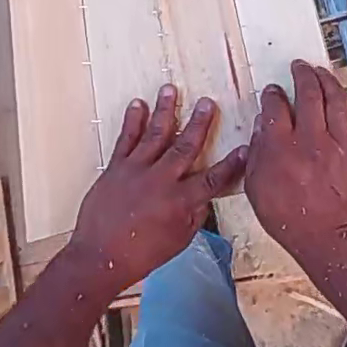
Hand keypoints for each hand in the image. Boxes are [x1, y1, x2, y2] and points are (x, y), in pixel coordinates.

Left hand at [61, 86, 247, 298]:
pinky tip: (138, 105)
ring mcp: (137, 170)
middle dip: (199, 123)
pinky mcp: (116, 168)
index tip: (246, 149)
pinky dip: (133, 120)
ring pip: (156, 134)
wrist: (99, 257)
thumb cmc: (141, 255)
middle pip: (185, 146)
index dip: (232, 165)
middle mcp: (161, 180)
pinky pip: (126, 139)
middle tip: (208, 102)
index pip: (213, 179)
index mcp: (180, 202)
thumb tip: (203, 198)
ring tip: (171, 89)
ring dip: (166, 110)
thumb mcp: (178, 241)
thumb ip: (194, 216)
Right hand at [245, 60, 346, 256]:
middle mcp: (309, 139)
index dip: (272, 94)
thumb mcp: (255, 184)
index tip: (272, 91)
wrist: (322, 233)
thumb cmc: (286, 214)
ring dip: (326, 80)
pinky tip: (341, 93)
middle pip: (308, 93)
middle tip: (298, 67)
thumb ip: (256, 151)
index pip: (275, 106)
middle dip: (302, 75)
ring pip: (335, 99)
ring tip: (320, 71)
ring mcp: (335, 144)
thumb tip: (262, 127)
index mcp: (280, 147)